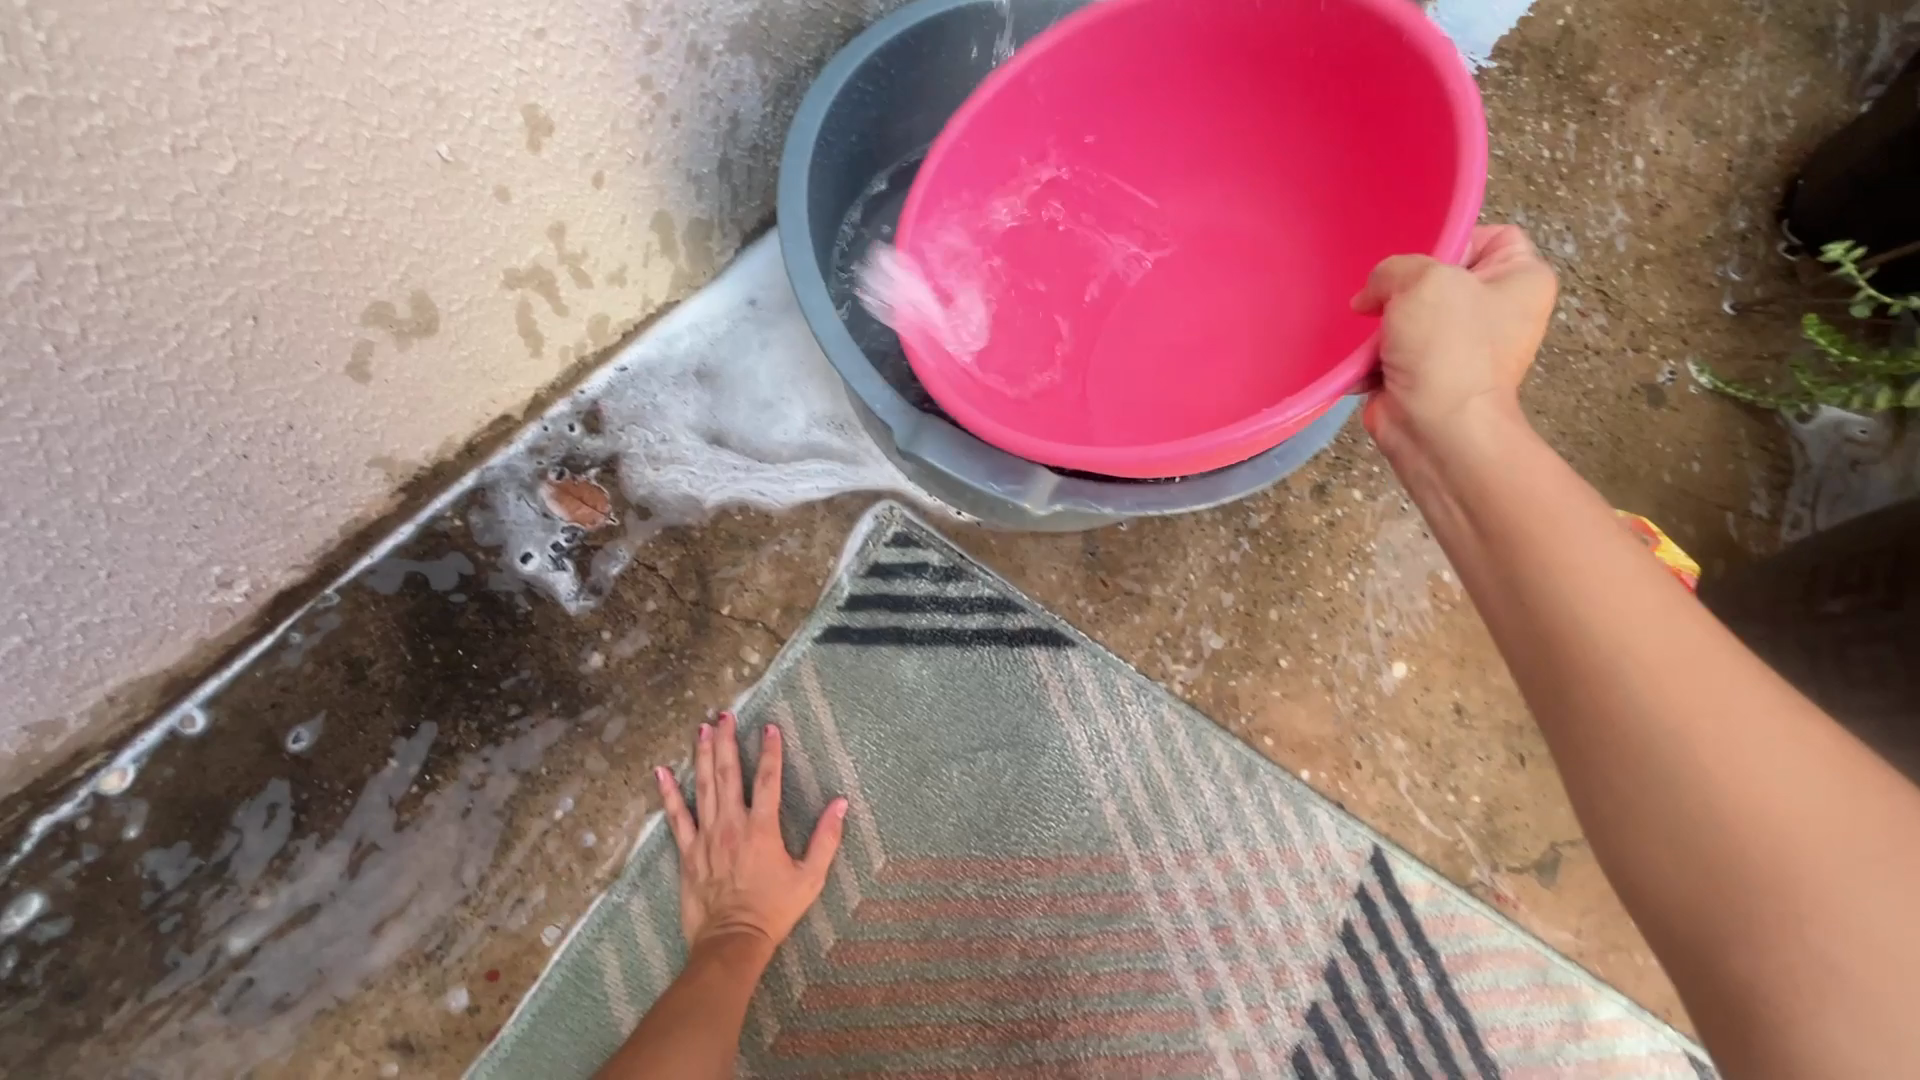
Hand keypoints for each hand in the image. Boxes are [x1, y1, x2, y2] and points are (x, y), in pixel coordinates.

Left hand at [655, 712, 846, 960]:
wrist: (732, 942)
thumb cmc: (774, 910)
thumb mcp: (810, 877)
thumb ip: (826, 838)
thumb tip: (841, 804)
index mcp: (762, 828)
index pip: (768, 779)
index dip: (770, 751)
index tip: (769, 727)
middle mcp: (732, 824)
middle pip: (728, 773)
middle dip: (726, 741)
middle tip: (724, 715)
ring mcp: (706, 836)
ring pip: (702, 786)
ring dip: (701, 755)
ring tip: (701, 729)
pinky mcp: (687, 852)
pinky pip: (676, 817)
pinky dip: (668, 794)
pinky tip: (660, 772)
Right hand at [1350, 225, 1557, 450]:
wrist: (1435, 428)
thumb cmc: (1446, 348)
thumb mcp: (1422, 280)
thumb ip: (1392, 268)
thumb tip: (1371, 298)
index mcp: (1521, 279)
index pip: (1490, 237)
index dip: (1449, 242)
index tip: (1416, 266)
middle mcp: (1497, 311)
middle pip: (1439, 280)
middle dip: (1403, 290)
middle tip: (1383, 301)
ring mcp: (1461, 347)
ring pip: (1409, 317)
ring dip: (1382, 327)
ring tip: (1370, 335)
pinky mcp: (1426, 377)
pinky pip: (1392, 352)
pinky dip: (1374, 358)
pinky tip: (1365, 363)